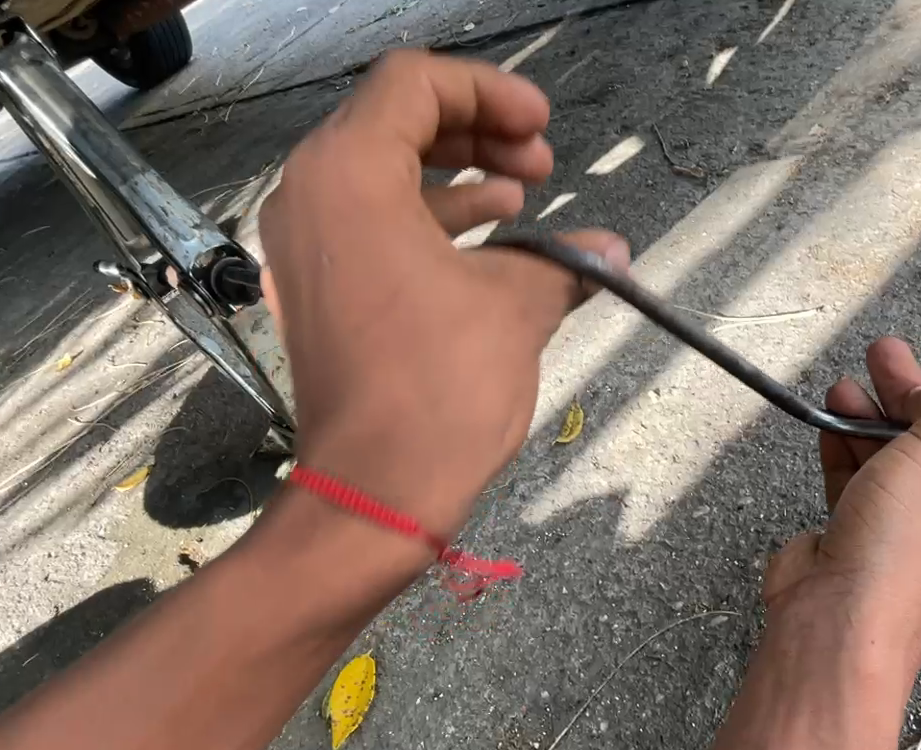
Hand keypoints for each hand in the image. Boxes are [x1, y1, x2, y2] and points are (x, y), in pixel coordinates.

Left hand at [257, 51, 627, 537]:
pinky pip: (371, 230)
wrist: (376, 493)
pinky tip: (486, 246)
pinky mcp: (317, 295)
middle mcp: (310, 196)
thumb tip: (614, 251)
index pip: (414, 86)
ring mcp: (306, 249)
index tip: (545, 127)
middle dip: (477, 135)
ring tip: (523, 199)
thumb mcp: (516, 310)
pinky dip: (428, 225)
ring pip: (383, 180)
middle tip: (541, 165)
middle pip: (395, 126)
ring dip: (458, 181)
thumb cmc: (442, 389)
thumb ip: (565, 263)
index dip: (491, 93)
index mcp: (348, 175)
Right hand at [764, 338, 920, 654]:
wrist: (841, 613)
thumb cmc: (912, 533)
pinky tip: (830, 419)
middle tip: (881, 355)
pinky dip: (845, 447)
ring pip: (894, 457)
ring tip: (844, 385)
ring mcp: (907, 527)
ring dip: (869, 416)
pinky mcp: (858, 533)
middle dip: (911, 395)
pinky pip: (857, 479)